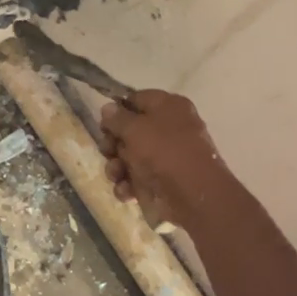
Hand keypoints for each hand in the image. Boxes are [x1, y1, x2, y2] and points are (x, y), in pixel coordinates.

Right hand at [100, 89, 223, 227]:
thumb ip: (117, 118)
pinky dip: (127, 184)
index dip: (117, 110)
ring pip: (128, 156)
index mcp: (168, 107)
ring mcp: (164, 157)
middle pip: (129, 130)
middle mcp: (167, 129)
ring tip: (116, 175)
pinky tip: (126, 191)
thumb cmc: (164, 152)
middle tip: (108, 151)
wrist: (192, 195)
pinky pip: (135, 178)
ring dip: (116, 166)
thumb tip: (107, 108)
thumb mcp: (135, 128)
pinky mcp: (160, 181)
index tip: (103, 124)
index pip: (136, 100)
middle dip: (113, 143)